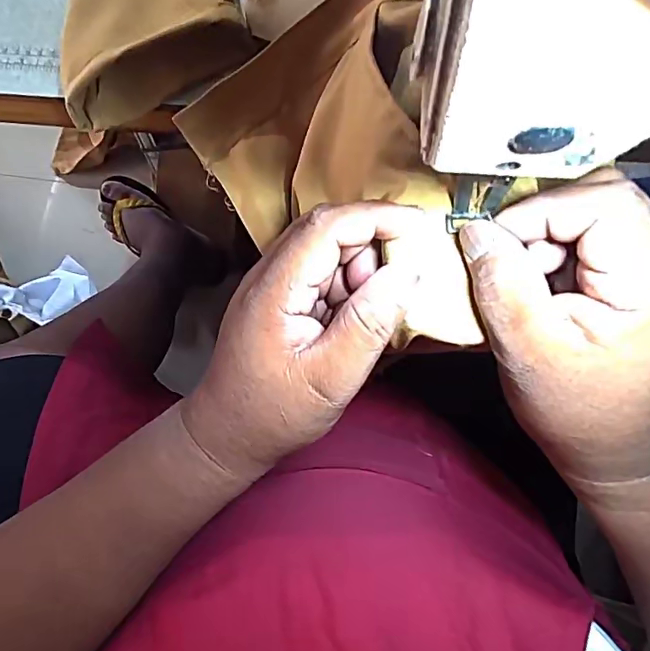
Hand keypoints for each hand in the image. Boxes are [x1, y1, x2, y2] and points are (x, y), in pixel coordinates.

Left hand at [182, 202, 431, 476]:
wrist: (229, 434)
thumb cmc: (274, 413)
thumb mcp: (331, 378)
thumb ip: (369, 324)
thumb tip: (407, 273)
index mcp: (276, 288)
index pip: (328, 226)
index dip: (378, 217)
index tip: (420, 226)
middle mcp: (270, 274)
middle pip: (330, 231)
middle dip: (371, 254)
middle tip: (387, 300)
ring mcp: (275, 284)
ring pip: (331, 253)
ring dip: (360, 278)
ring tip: (355, 330)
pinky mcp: (283, 297)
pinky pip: (324, 275)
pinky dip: (348, 293)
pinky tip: (344, 330)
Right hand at [458, 170, 649, 488]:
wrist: (617, 447)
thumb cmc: (580, 414)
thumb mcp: (529, 354)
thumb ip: (503, 286)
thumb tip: (478, 231)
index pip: (603, 202)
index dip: (540, 210)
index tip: (497, 241)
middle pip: (606, 195)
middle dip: (544, 218)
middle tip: (513, 260)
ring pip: (598, 210)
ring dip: (550, 235)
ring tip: (531, 282)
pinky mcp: (642, 277)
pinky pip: (598, 236)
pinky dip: (560, 250)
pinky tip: (545, 288)